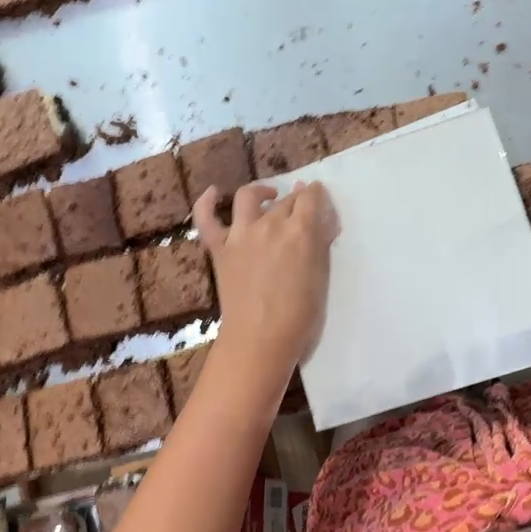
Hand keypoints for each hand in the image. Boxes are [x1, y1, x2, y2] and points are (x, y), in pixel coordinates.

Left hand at [194, 182, 338, 365]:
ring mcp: (241, 234)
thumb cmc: (300, 314)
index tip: (319, 197)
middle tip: (303, 213)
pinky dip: (207, 202)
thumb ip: (321, 243)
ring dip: (262, 191)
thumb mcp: (321, 276)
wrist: (261, 339)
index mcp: (300, 231)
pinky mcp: (220, 248)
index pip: (311, 198)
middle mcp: (270, 224)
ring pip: (249, 197)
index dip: (317, 194)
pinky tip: (214, 192)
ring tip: (269, 196)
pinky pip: (207, 219)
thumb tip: (323, 220)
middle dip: (297, 202)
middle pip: (286, 201)